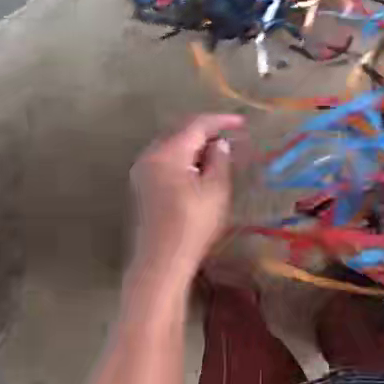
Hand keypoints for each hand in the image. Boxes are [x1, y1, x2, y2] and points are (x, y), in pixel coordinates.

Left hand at [128, 113, 244, 275]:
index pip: (196, 125)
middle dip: (205, 130)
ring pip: (171, 146)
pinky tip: (198, 169)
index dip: (221, 121)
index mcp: (167, 153)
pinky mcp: (142, 187)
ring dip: (194, 145)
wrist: (161, 262)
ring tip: (218, 152)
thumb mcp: (215, 191)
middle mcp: (150, 156)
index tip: (242, 122)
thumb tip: (219, 143)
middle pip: (180, 132)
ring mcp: (142, 172)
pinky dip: (183, 158)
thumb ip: (219, 160)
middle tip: (230, 135)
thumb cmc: (192, 226)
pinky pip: (165, 160)